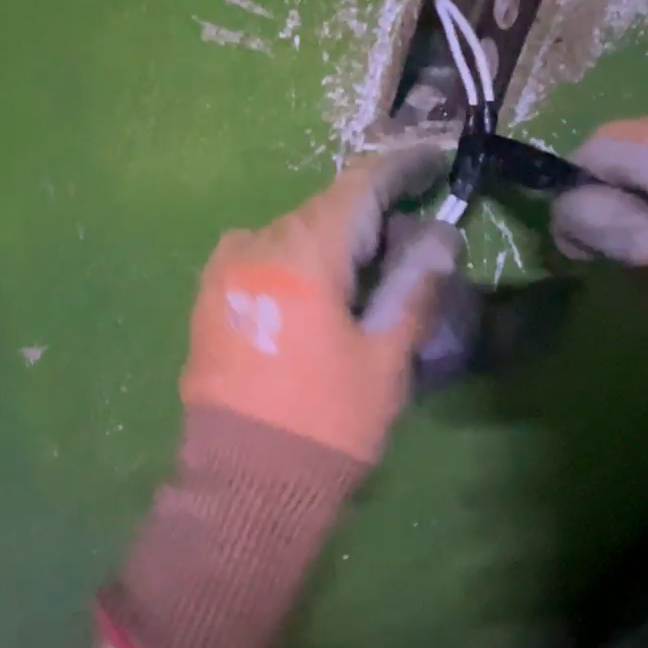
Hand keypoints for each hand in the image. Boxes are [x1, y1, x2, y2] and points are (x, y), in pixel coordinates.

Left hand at [98, 149, 459, 647]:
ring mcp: (225, 265)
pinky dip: (298, 261)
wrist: (242, 484)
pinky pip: (264, 256)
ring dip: (332, 242)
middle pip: (326, 209)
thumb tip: (438, 239)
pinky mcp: (209, 293)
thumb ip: (413, 287)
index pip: (360, 184)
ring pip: (293, 233)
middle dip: (371, 216)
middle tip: (411, 243)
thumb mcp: (384, 358)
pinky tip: (317, 295)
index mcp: (304, 249)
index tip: (432, 163)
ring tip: (364, 278)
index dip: (401, 168)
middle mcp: (257, 240)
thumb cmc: (325, 421)